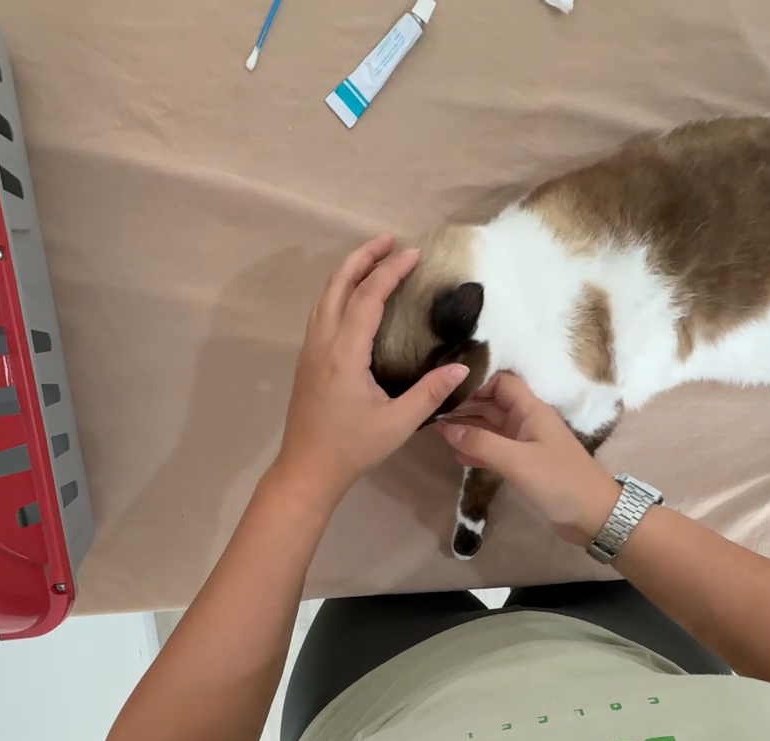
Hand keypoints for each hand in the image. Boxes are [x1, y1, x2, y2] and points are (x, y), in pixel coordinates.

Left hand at [273, 235, 469, 505]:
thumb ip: (430, 393)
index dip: (391, 272)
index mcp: (344, 354)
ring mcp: (310, 351)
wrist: (307, 469)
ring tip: (374, 260)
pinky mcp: (307, 361)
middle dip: (363, 257)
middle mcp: (322, 343)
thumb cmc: (352, 448)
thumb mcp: (397, 424)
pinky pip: (322, 313)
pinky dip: (339, 293)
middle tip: (390, 241)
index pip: (368, 297)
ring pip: (325, 297)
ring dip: (348, 273)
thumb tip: (461, 367)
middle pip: (338, 284)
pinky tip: (355, 299)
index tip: (414, 254)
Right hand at [437, 374, 620, 546]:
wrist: (592, 515)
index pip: (500, 382)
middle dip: (465, 406)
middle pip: (492, 403)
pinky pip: (496, 449)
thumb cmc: (559, 481)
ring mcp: (527, 443)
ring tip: (438, 431)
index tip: (448, 391)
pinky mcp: (525, 464)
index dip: (476, 382)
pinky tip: (457, 454)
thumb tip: (447, 429)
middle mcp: (528, 422)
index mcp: (531, 410)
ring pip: (492, 427)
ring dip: (468, 428)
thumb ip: (482, 443)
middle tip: (434, 412)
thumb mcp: (517, 461)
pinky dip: (478, 449)